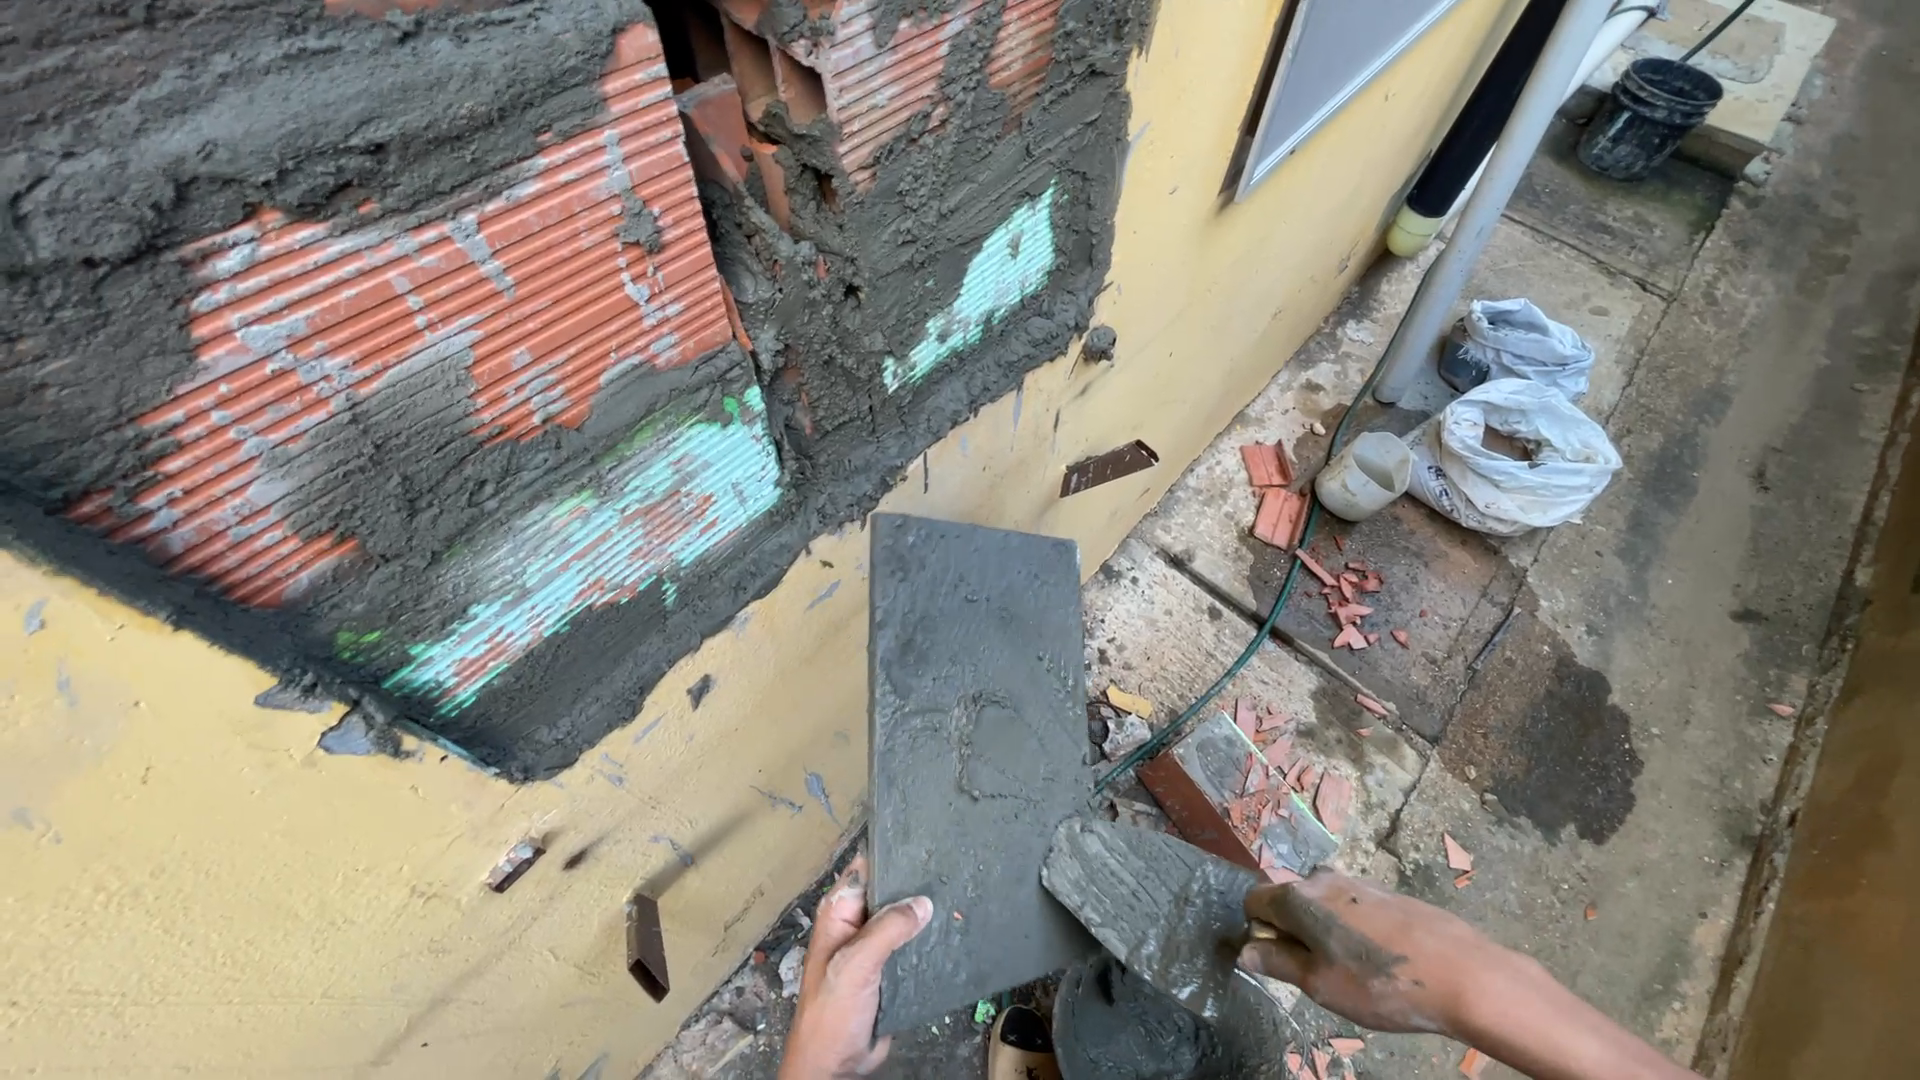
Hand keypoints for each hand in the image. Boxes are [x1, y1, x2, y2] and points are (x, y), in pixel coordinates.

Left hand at [777, 855, 932, 1078]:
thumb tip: (923, 902)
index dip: (893, 855)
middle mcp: (857, 923)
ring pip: (905, 919)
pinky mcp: (892, 969)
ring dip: (926, 913)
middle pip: (891, 891)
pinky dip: (929, 939)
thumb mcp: (855, 964)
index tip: (927, 843)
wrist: (835, 1066)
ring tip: (959, 892)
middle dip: (916, 884)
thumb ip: (887, 929)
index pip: (867, 868)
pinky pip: (913, 945)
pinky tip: (954, 928)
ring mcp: (875, 947)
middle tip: (951, 867)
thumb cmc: (832, 1011)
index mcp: (839, 912)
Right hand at [1235, 869, 1508, 1035]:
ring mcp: (1355, 881)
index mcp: (1296, 897)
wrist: (1463, 973)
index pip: (1253, 901)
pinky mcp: (1384, 891)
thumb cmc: (1380, 984)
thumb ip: (1276, 963)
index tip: (1282, 960)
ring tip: (1350, 966)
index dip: (1258, 931)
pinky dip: (1351, 926)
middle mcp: (1319, 878)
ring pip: (1320, 901)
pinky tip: (1378, 957)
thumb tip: (1244, 951)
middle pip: (1286, 897)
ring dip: (1322, 928)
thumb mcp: (1320, 985)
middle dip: (1290, 928)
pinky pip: (1350, 904)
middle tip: (1316, 968)